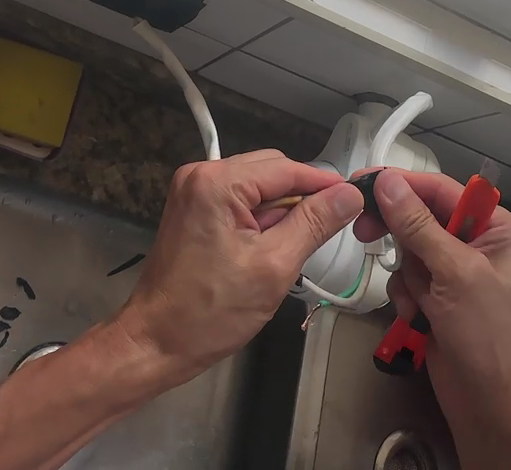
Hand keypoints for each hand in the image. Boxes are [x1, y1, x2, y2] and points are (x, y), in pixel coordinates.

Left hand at [114, 150, 362, 379]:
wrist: (154, 343)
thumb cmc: (210, 312)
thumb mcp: (273, 267)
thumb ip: (314, 224)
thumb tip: (350, 194)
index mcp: (217, 181)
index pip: (286, 168)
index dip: (324, 184)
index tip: (356, 198)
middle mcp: (201, 173)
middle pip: (270, 170)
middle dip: (300, 198)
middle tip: (324, 232)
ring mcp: (193, 189)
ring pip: (256, 185)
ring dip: (279, 211)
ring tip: (289, 249)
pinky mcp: (192, 207)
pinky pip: (238, 199)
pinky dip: (259, 218)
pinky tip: (267, 247)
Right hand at [358, 170, 510, 469]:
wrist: (499, 418)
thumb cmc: (492, 342)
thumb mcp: (455, 275)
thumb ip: (417, 225)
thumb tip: (386, 181)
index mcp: (497, 228)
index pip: (441, 190)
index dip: (401, 183)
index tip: (362, 181)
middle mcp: (479, 244)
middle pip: (421, 216)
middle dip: (398, 232)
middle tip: (364, 231)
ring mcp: (457, 274)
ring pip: (409, 249)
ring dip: (407, 275)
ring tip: (421, 304)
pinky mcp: (440, 300)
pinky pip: (408, 279)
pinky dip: (406, 296)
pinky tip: (418, 319)